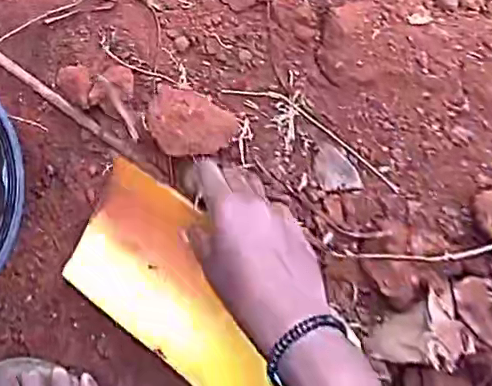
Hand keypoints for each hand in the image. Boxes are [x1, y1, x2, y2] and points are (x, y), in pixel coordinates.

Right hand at [184, 161, 332, 351]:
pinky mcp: (297, 228)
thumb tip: (194, 228)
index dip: (198, 176)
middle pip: (233, 173)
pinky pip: (277, 210)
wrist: (295, 321)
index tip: (195, 189)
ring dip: (245, 195)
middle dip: (221, 182)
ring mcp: (278, 213)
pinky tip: (265, 237)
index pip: (208, 169)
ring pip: (256, 188)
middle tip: (214, 202)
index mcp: (226, 205)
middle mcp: (252, 201)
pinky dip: (266, 214)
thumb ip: (199, 239)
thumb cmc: (247, 297)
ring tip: (239, 219)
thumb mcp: (211, 268)